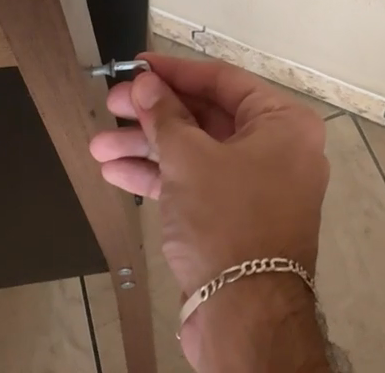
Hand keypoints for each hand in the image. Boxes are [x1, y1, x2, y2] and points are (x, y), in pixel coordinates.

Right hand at [89, 53, 329, 366]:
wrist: (243, 318)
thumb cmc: (226, 221)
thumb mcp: (189, 159)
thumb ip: (164, 115)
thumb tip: (145, 83)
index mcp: (284, 123)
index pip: (223, 81)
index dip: (176, 72)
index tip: (138, 65)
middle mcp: (278, 148)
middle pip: (207, 116)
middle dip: (154, 114)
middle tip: (111, 104)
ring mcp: (258, 185)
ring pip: (197, 152)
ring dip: (147, 148)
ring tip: (99, 143)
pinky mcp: (238, 217)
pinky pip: (198, 183)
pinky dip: (161, 177)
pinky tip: (117, 171)